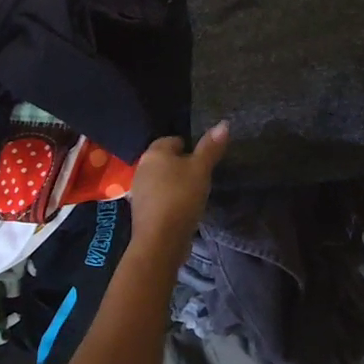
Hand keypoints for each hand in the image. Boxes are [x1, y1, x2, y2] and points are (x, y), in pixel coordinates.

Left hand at [127, 123, 228, 250]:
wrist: (160, 240)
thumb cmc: (181, 197)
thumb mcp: (201, 169)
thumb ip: (211, 147)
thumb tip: (224, 123)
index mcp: (154, 152)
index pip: (174, 140)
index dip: (191, 149)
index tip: (204, 164)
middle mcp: (142, 167)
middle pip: (167, 160)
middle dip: (182, 168)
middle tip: (201, 180)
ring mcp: (139, 190)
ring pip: (162, 180)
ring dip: (176, 186)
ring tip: (194, 197)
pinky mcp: (141, 211)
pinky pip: (159, 199)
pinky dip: (170, 202)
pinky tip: (182, 212)